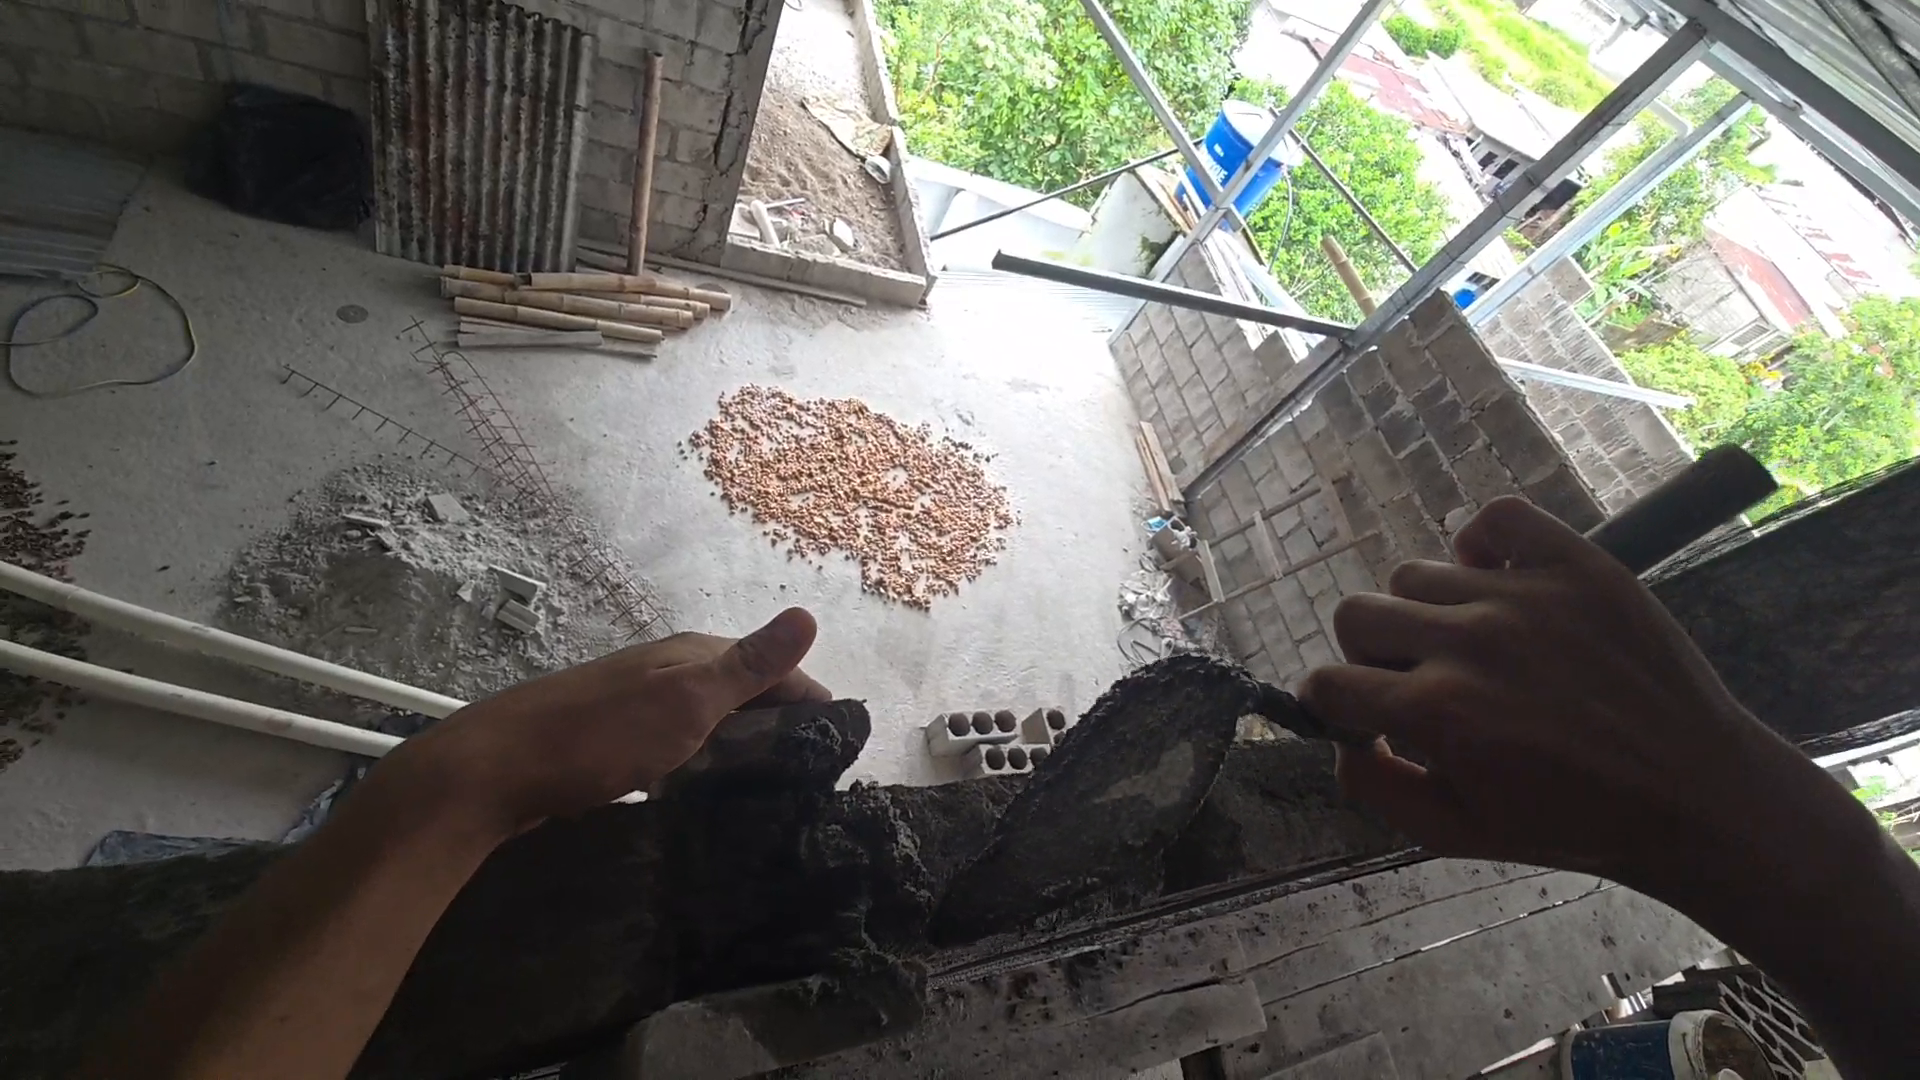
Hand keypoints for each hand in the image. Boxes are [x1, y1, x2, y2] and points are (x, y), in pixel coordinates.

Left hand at [376, 607, 829, 837]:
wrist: (491, 772)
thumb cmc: (600, 735)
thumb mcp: (687, 699)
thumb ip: (751, 663)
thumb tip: (809, 614)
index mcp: (694, 653)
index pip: (774, 666)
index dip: (810, 698)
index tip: (840, 744)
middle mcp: (671, 668)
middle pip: (745, 688)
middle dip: (782, 720)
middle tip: (811, 773)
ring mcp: (640, 700)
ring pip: (713, 716)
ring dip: (744, 741)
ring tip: (770, 785)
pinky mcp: (616, 734)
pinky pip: (682, 740)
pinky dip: (706, 757)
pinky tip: (706, 787)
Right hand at [1299, 497, 1788, 882]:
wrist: (1706, 801)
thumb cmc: (1568, 823)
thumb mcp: (1450, 832)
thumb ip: (1370, 785)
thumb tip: (1336, 737)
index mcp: (1434, 712)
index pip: (1326, 682)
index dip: (1330, 703)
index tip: (1360, 714)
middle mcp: (1469, 643)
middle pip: (1355, 613)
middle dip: (1368, 653)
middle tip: (1413, 678)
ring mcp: (1525, 597)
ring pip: (1413, 575)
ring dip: (1423, 612)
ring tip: (1467, 642)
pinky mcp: (1579, 567)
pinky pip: (1497, 519)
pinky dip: (1480, 542)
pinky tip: (1492, 580)